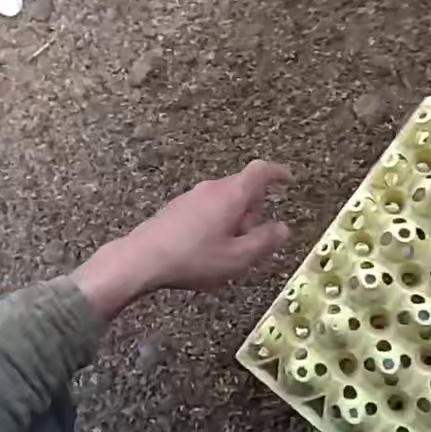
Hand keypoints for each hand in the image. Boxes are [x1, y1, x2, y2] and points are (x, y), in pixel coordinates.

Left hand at [72, 160, 291, 318]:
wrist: (142, 259)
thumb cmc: (194, 258)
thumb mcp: (238, 257)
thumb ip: (265, 241)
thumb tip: (283, 228)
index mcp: (231, 195)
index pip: (260, 171)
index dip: (278, 173)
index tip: (288, 179)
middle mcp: (211, 188)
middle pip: (242, 188)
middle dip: (254, 209)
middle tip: (256, 238)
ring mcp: (191, 196)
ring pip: (223, 200)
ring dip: (234, 219)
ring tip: (230, 250)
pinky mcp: (176, 208)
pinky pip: (206, 208)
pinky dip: (216, 222)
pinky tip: (208, 249)